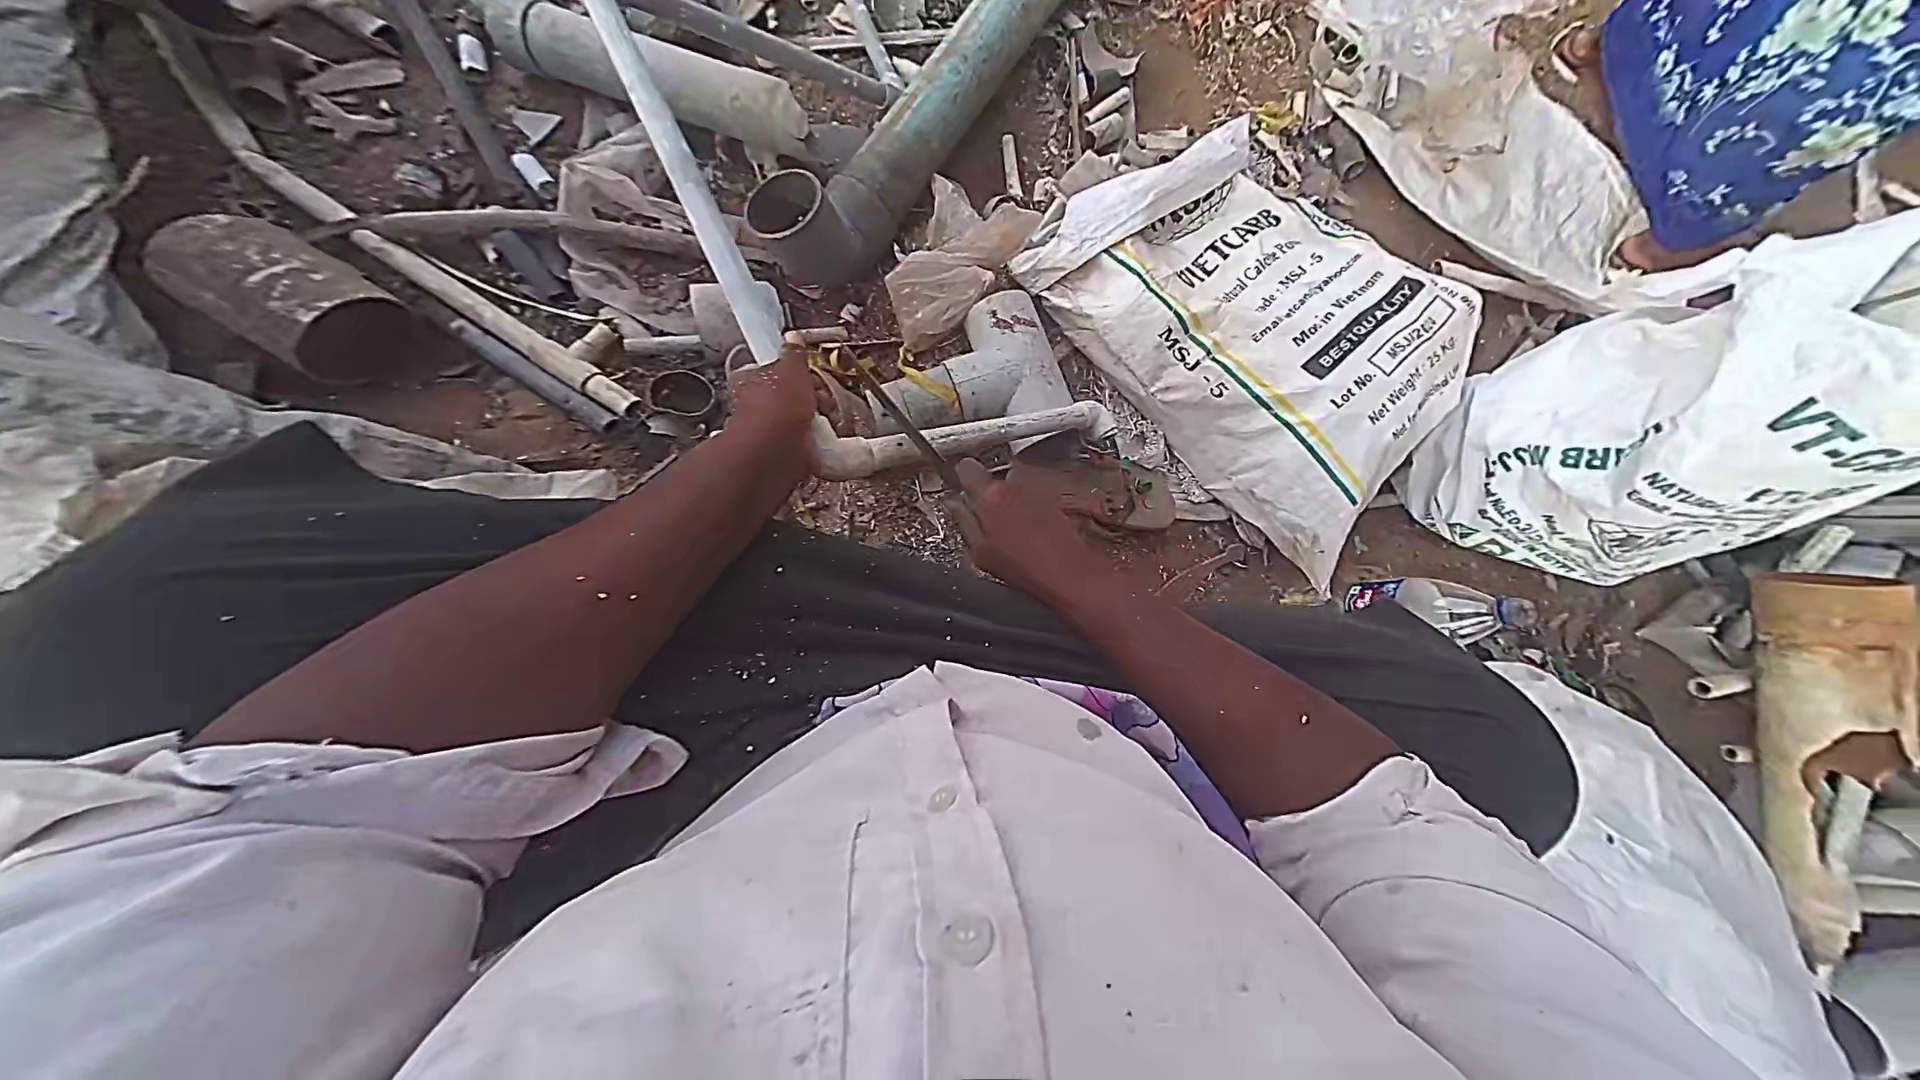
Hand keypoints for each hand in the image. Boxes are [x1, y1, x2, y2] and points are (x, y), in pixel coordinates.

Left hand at [724, 340, 825, 461]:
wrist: (778, 449)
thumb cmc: (779, 404)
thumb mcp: (791, 369)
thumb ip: (794, 355)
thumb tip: (794, 338)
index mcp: (751, 382)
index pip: (775, 372)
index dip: (797, 374)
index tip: (815, 377)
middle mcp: (757, 407)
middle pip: (793, 397)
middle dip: (814, 397)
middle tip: (827, 398)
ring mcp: (773, 431)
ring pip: (804, 420)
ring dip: (822, 420)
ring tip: (832, 419)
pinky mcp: (788, 452)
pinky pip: (811, 442)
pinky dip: (823, 440)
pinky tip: (830, 436)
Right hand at [951, 458, 1130, 605]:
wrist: (1070, 574)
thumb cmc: (1024, 568)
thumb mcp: (981, 552)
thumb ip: (964, 522)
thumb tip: (953, 504)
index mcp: (989, 496)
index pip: (966, 468)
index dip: (962, 478)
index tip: (961, 491)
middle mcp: (1014, 485)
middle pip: (992, 481)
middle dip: (988, 498)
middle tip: (988, 525)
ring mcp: (1037, 490)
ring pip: (1013, 490)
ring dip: (1011, 504)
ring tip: (1013, 533)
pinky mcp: (1054, 499)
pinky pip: (1032, 498)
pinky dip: (1029, 510)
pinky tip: (1031, 534)